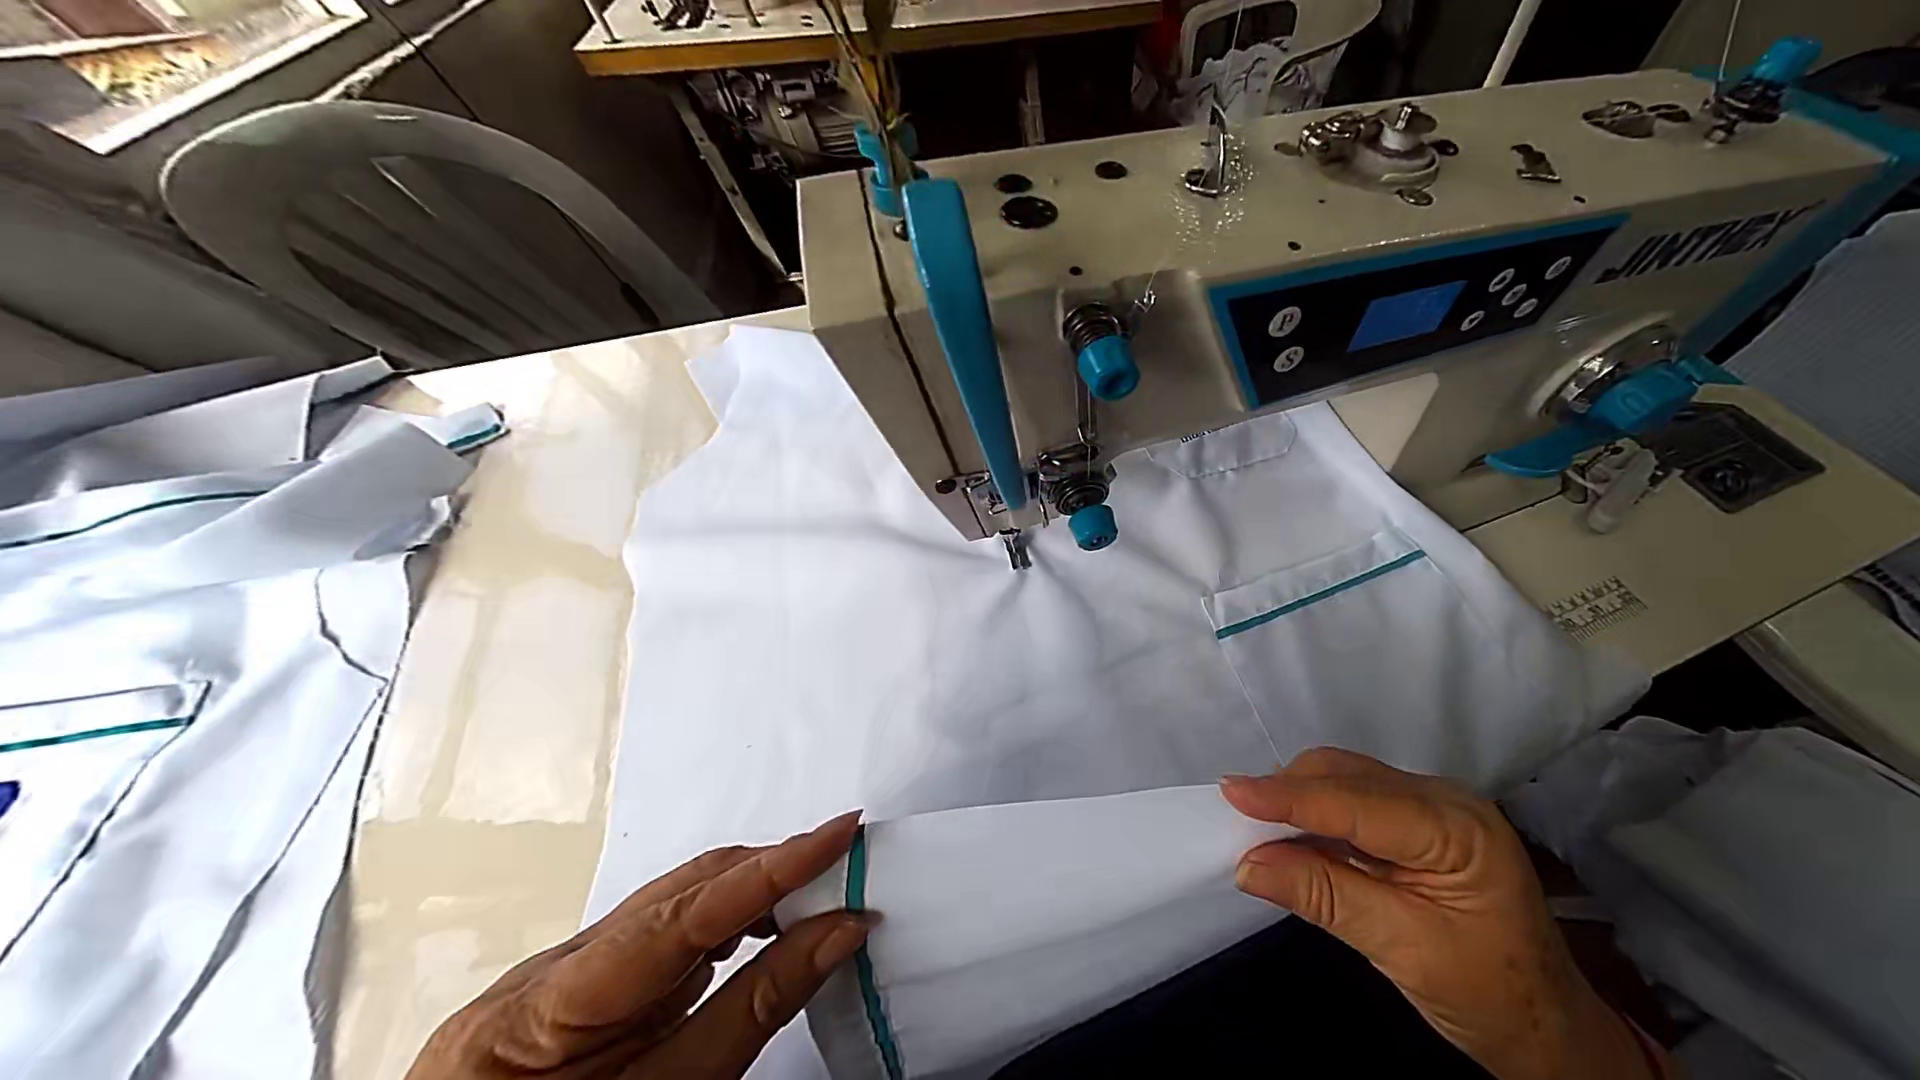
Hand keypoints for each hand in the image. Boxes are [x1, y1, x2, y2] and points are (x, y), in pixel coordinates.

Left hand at [407, 812, 873, 1079]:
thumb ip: (757, 1006)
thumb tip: (839, 929)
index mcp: (547, 1006)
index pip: (685, 910)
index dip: (771, 867)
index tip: (842, 831)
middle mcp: (553, 967)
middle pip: (683, 889)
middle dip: (772, 869)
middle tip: (849, 862)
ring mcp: (569, 965)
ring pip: (680, 895)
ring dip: (756, 888)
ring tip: (822, 890)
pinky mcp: (592, 972)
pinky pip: (672, 921)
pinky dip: (729, 915)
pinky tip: (768, 921)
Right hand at [1222, 749, 1659, 1079]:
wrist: (1546, 1028)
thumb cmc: (1487, 995)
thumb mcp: (1401, 949)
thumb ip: (1323, 895)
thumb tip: (1247, 864)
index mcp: (1458, 830)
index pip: (1356, 802)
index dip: (1289, 797)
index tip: (1230, 791)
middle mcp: (1444, 800)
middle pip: (1345, 775)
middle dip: (1288, 792)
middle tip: (1235, 817)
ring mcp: (1429, 805)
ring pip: (1342, 778)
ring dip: (1295, 799)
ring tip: (1255, 826)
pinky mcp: (1412, 818)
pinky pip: (1349, 798)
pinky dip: (1312, 813)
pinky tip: (1290, 833)